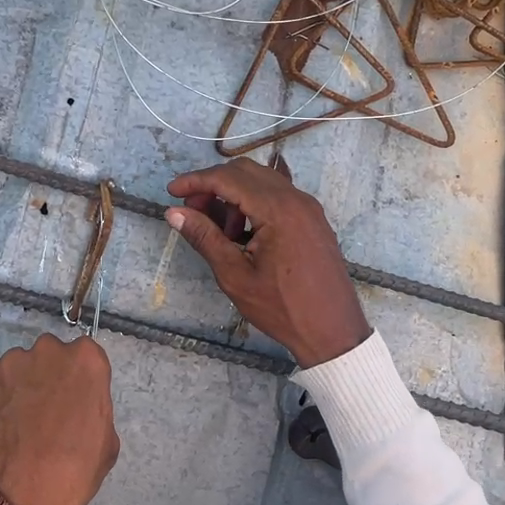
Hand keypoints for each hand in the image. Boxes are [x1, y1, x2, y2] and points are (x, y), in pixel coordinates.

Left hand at [0, 334, 119, 504]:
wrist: (15, 496)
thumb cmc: (72, 472)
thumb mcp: (106, 442)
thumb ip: (95, 407)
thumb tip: (80, 404)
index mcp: (86, 361)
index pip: (87, 357)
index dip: (81, 380)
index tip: (76, 400)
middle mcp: (48, 350)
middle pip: (52, 355)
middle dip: (51, 376)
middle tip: (48, 411)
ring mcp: (12, 361)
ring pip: (22, 367)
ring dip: (23, 386)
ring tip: (20, 423)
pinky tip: (0, 425)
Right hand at [166, 157, 371, 368]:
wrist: (334, 333)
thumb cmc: (282, 307)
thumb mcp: (235, 275)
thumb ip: (204, 237)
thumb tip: (174, 213)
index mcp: (277, 210)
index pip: (227, 178)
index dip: (195, 181)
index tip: (170, 192)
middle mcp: (296, 199)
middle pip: (245, 171)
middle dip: (213, 184)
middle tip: (192, 211)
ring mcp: (308, 208)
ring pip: (262, 181)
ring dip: (233, 195)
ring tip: (221, 232)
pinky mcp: (313, 220)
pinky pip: (278, 196)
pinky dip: (254, 203)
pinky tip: (243, 233)